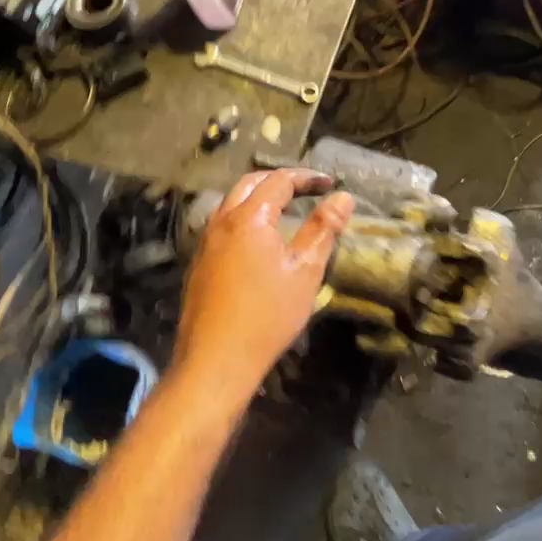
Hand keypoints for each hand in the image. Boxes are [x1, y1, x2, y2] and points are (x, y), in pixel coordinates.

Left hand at [173, 169, 354, 390]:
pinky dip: (243, 217)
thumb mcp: (305, 271)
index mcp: (250, 218)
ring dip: (258, 197)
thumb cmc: (267, 315)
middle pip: (250, 184)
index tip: (329, 184)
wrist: (214, 362)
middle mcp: (222, 222)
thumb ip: (323, 229)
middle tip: (306, 188)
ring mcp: (205, 244)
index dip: (306, 178)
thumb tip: (343, 197)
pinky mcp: (198, 265)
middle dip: (279, 180)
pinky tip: (257, 241)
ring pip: (231, 203)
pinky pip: (221, 225)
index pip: (279, 181)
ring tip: (283, 208)